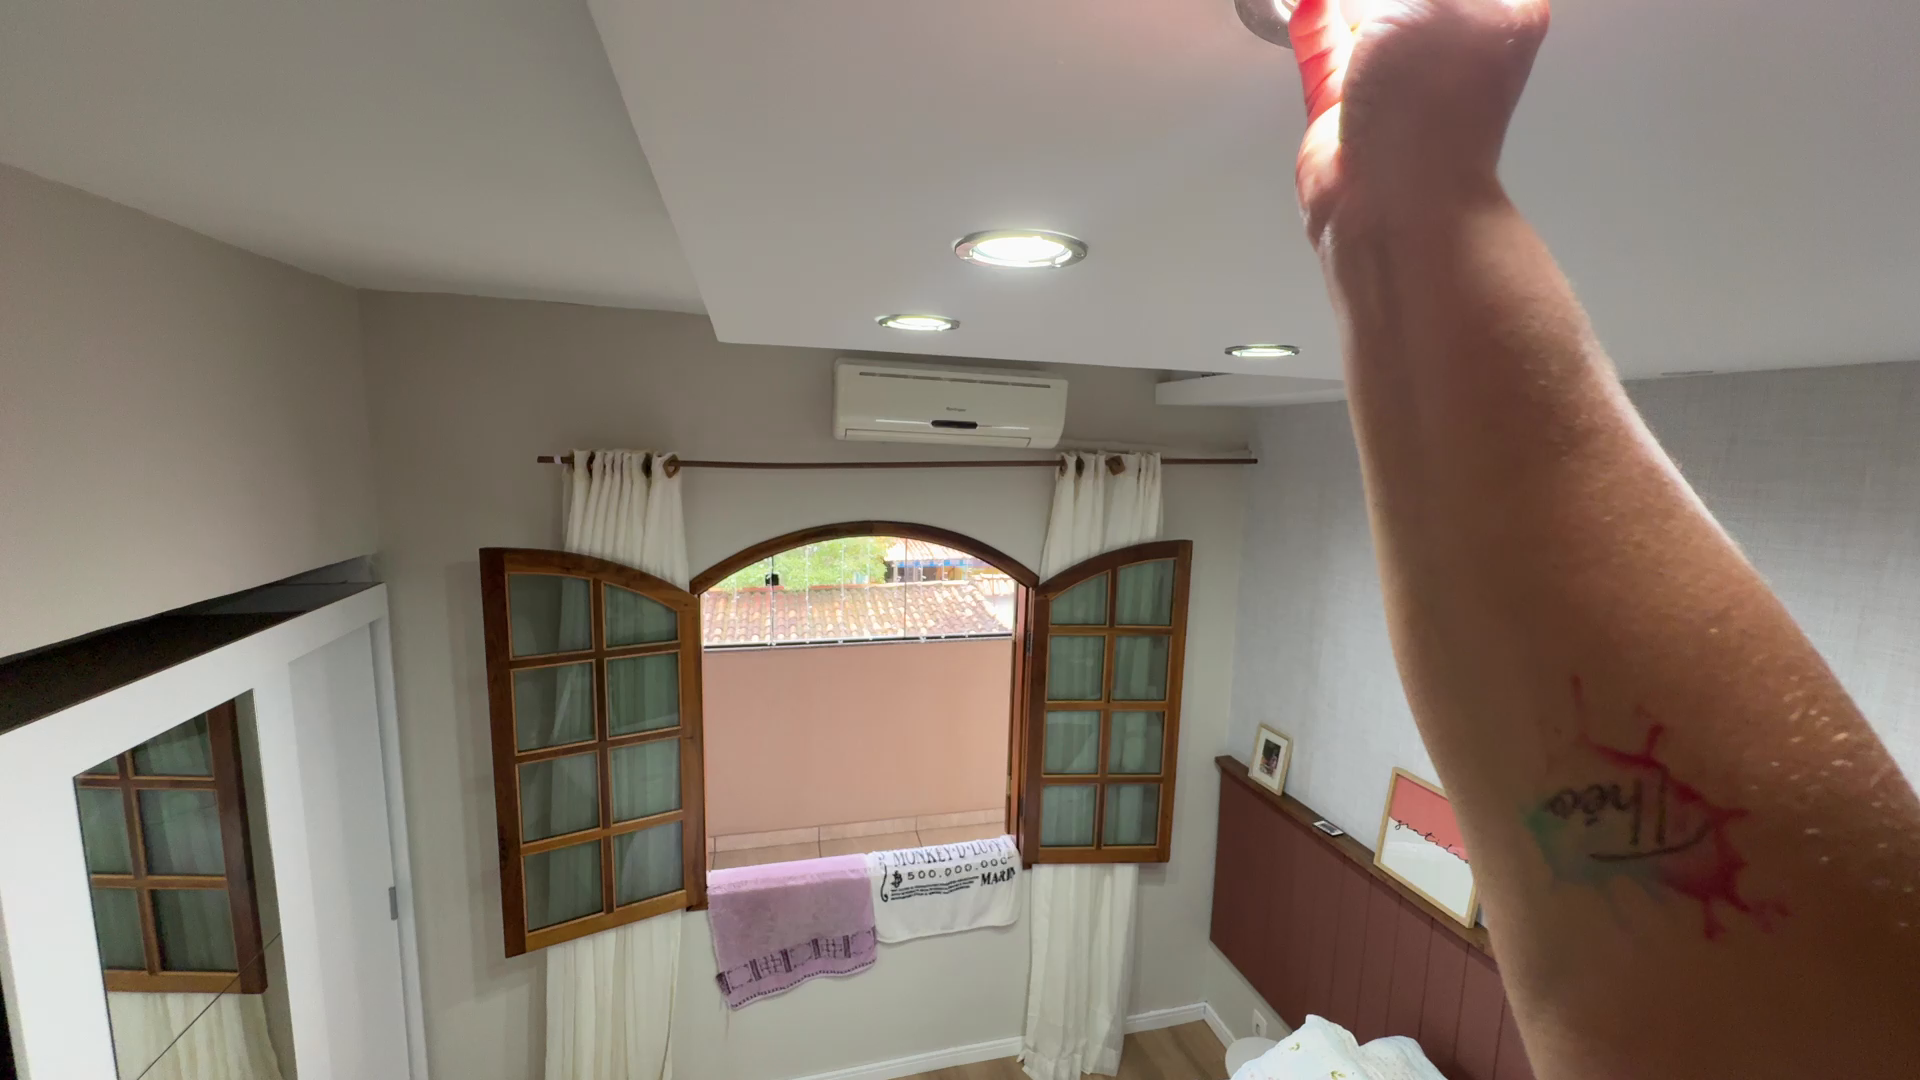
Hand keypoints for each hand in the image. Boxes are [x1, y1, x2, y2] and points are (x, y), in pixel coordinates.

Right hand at [1289, 0, 1549, 246]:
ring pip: (1360, 15)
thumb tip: (1358, 4)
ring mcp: (1390, 78)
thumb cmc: (1429, 110)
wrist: (1389, 200)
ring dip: (1339, 0)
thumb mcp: (1425, 3)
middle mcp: (1443, 44)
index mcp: (1497, 10)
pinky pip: (1323, 53)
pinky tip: (1306, 7)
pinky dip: (1311, 26)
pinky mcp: (1341, 106)